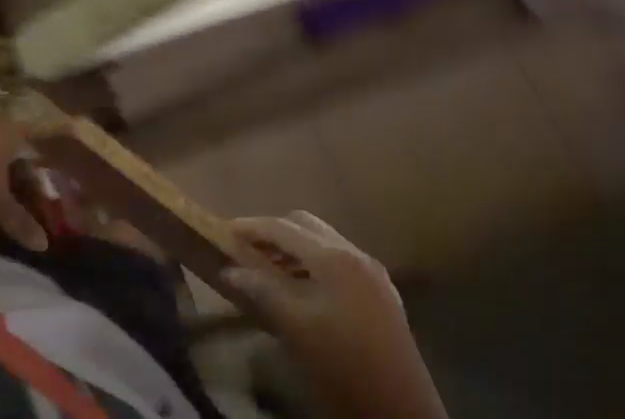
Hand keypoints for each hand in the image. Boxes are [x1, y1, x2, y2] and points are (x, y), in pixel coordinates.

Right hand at [225, 212, 444, 418]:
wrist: (400, 409)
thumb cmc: (341, 361)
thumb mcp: (293, 324)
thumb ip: (261, 289)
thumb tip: (230, 270)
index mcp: (334, 258)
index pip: (283, 227)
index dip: (251, 226)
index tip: (225, 230)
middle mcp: (356, 255)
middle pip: (306, 225)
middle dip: (274, 231)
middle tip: (248, 248)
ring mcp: (374, 273)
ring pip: (325, 241)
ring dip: (295, 247)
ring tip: (269, 267)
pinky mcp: (382, 293)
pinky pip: (341, 260)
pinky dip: (315, 262)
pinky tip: (302, 285)